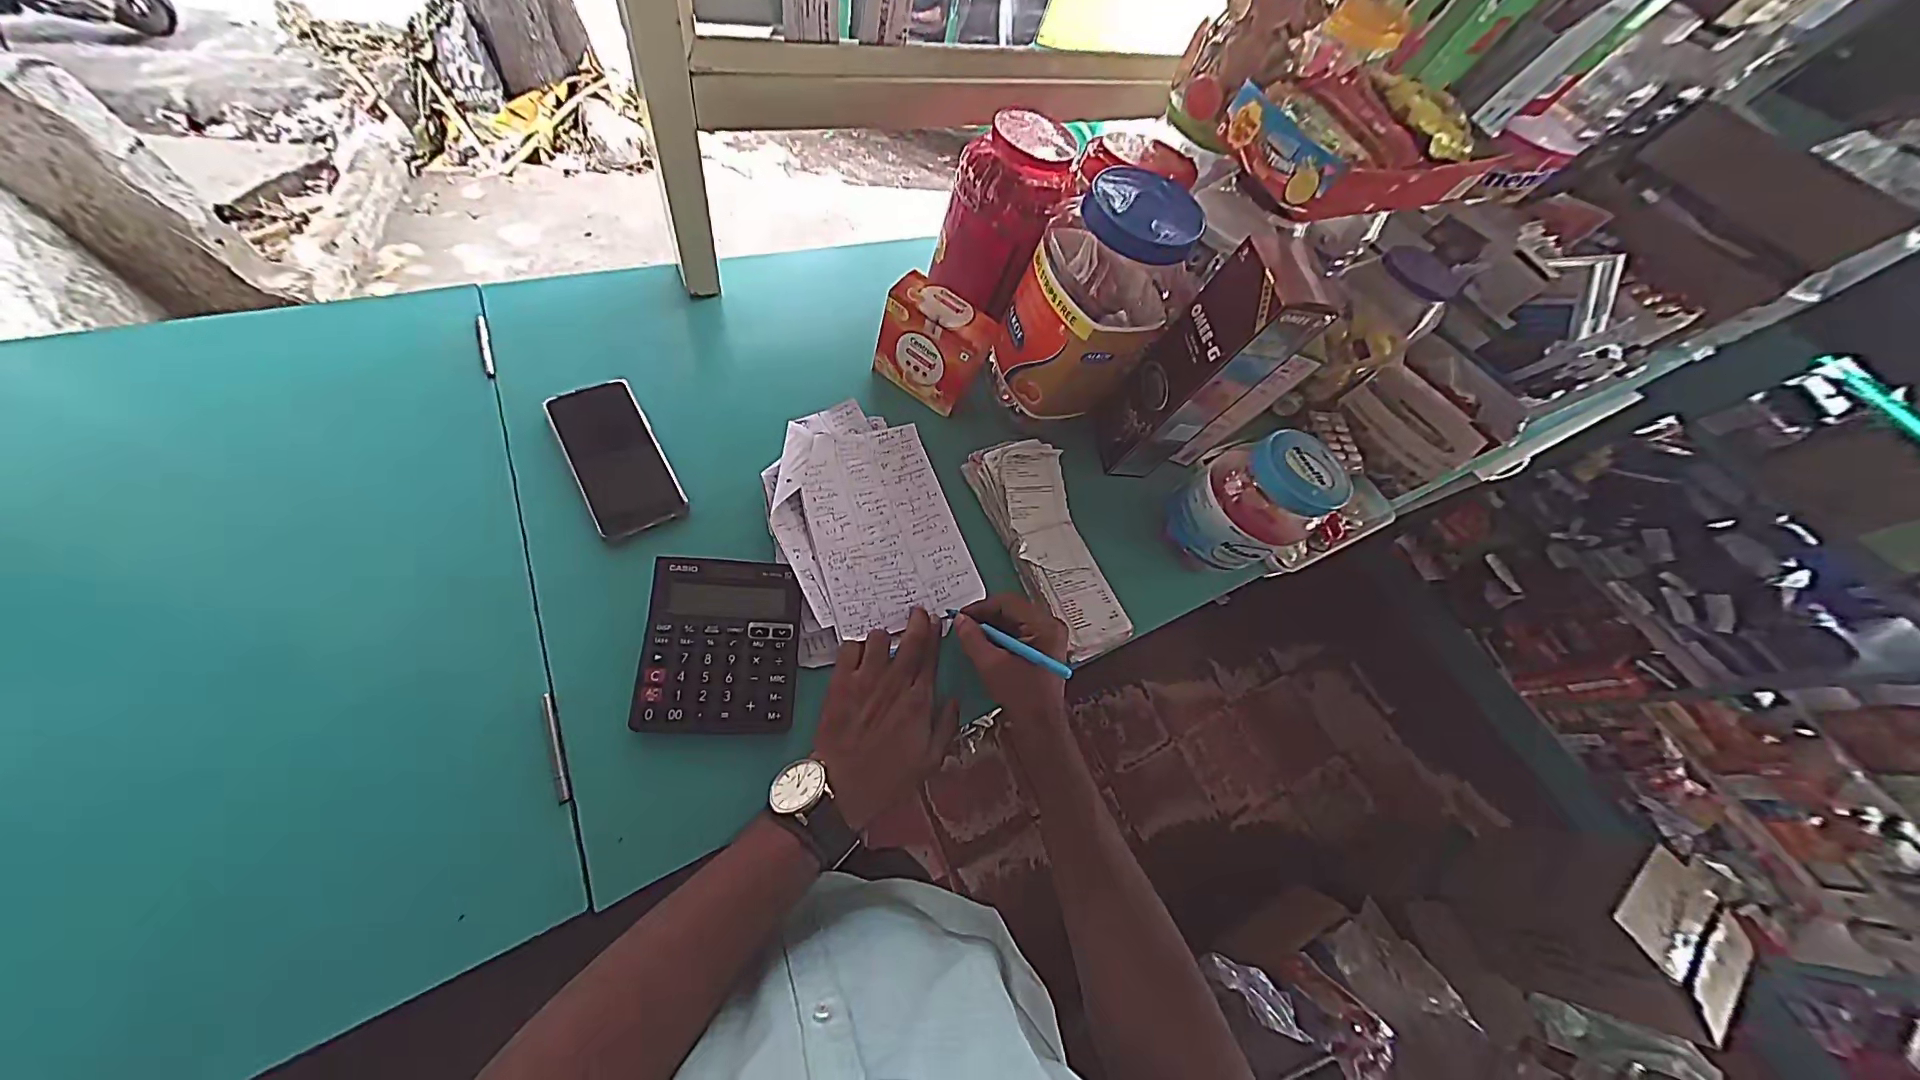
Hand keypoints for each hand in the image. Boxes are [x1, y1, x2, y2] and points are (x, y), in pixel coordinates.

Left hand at [812, 608, 959, 832]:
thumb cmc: (887, 777)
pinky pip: (849, 649)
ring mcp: (865, 680)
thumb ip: (946, 726)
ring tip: (884, 643)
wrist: (842, 786)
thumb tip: (952, 701)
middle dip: (917, 621)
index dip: (935, 634)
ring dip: (883, 637)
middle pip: (909, 639)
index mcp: (918, 701)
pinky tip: (858, 656)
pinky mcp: (840, 683)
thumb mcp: (930, 759)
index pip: (931, 656)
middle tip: (918, 613)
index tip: (936, 622)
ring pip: (878, 638)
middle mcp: (894, 684)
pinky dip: (855, 647)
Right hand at [955, 594, 1069, 724]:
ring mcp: (1049, 637)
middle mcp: (1051, 627)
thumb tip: (960, 619)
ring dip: (991, 626)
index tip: (961, 616)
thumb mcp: (992, 666)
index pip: (1009, 603)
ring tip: (970, 635)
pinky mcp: (1043, 648)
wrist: (1040, 726)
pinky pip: (1018, 632)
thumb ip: (974, 639)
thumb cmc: (1020, 696)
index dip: (981, 607)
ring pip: (1014, 620)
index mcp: (1045, 626)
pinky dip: (1000, 636)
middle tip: (964, 625)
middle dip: (986, 616)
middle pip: (1012, 609)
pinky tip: (984, 645)